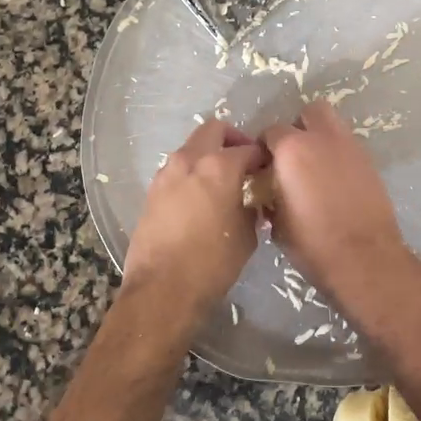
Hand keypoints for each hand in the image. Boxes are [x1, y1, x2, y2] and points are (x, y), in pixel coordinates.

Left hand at [123, 119, 267, 317]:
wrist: (162, 291)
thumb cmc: (212, 263)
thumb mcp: (246, 235)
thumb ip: (251, 208)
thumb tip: (251, 202)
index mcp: (219, 166)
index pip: (248, 148)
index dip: (262, 156)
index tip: (269, 168)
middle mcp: (189, 160)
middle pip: (212, 130)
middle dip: (232, 139)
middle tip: (244, 162)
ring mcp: (165, 175)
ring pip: (190, 149)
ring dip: (208, 156)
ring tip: (221, 183)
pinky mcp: (151, 193)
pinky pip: (176, 172)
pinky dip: (191, 175)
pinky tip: (200, 200)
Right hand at [260, 103, 420, 316]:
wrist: (365, 258)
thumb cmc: (313, 244)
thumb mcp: (277, 225)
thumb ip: (271, 197)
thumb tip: (270, 192)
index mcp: (292, 149)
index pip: (271, 131)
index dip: (265, 147)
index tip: (264, 165)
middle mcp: (322, 138)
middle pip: (310, 112)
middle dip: (299, 127)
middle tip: (293, 154)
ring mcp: (351, 146)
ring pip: (333, 125)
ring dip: (321, 137)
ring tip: (315, 166)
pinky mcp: (370, 161)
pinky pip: (349, 146)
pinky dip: (339, 154)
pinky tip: (335, 180)